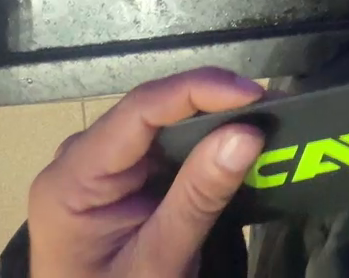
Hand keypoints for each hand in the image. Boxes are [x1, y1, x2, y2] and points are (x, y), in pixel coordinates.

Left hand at [27, 68, 265, 276]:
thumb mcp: (157, 266)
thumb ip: (198, 198)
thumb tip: (248, 132)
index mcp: (73, 178)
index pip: (140, 109)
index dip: (200, 89)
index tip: (255, 95)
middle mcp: (82, 156)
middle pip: (155, 108)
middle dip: (217, 102)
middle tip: (275, 106)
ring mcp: (100, 164)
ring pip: (165, 120)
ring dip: (217, 118)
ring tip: (268, 117)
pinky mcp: (121, 175)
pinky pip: (167, 142)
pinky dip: (206, 139)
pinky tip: (239, 138)